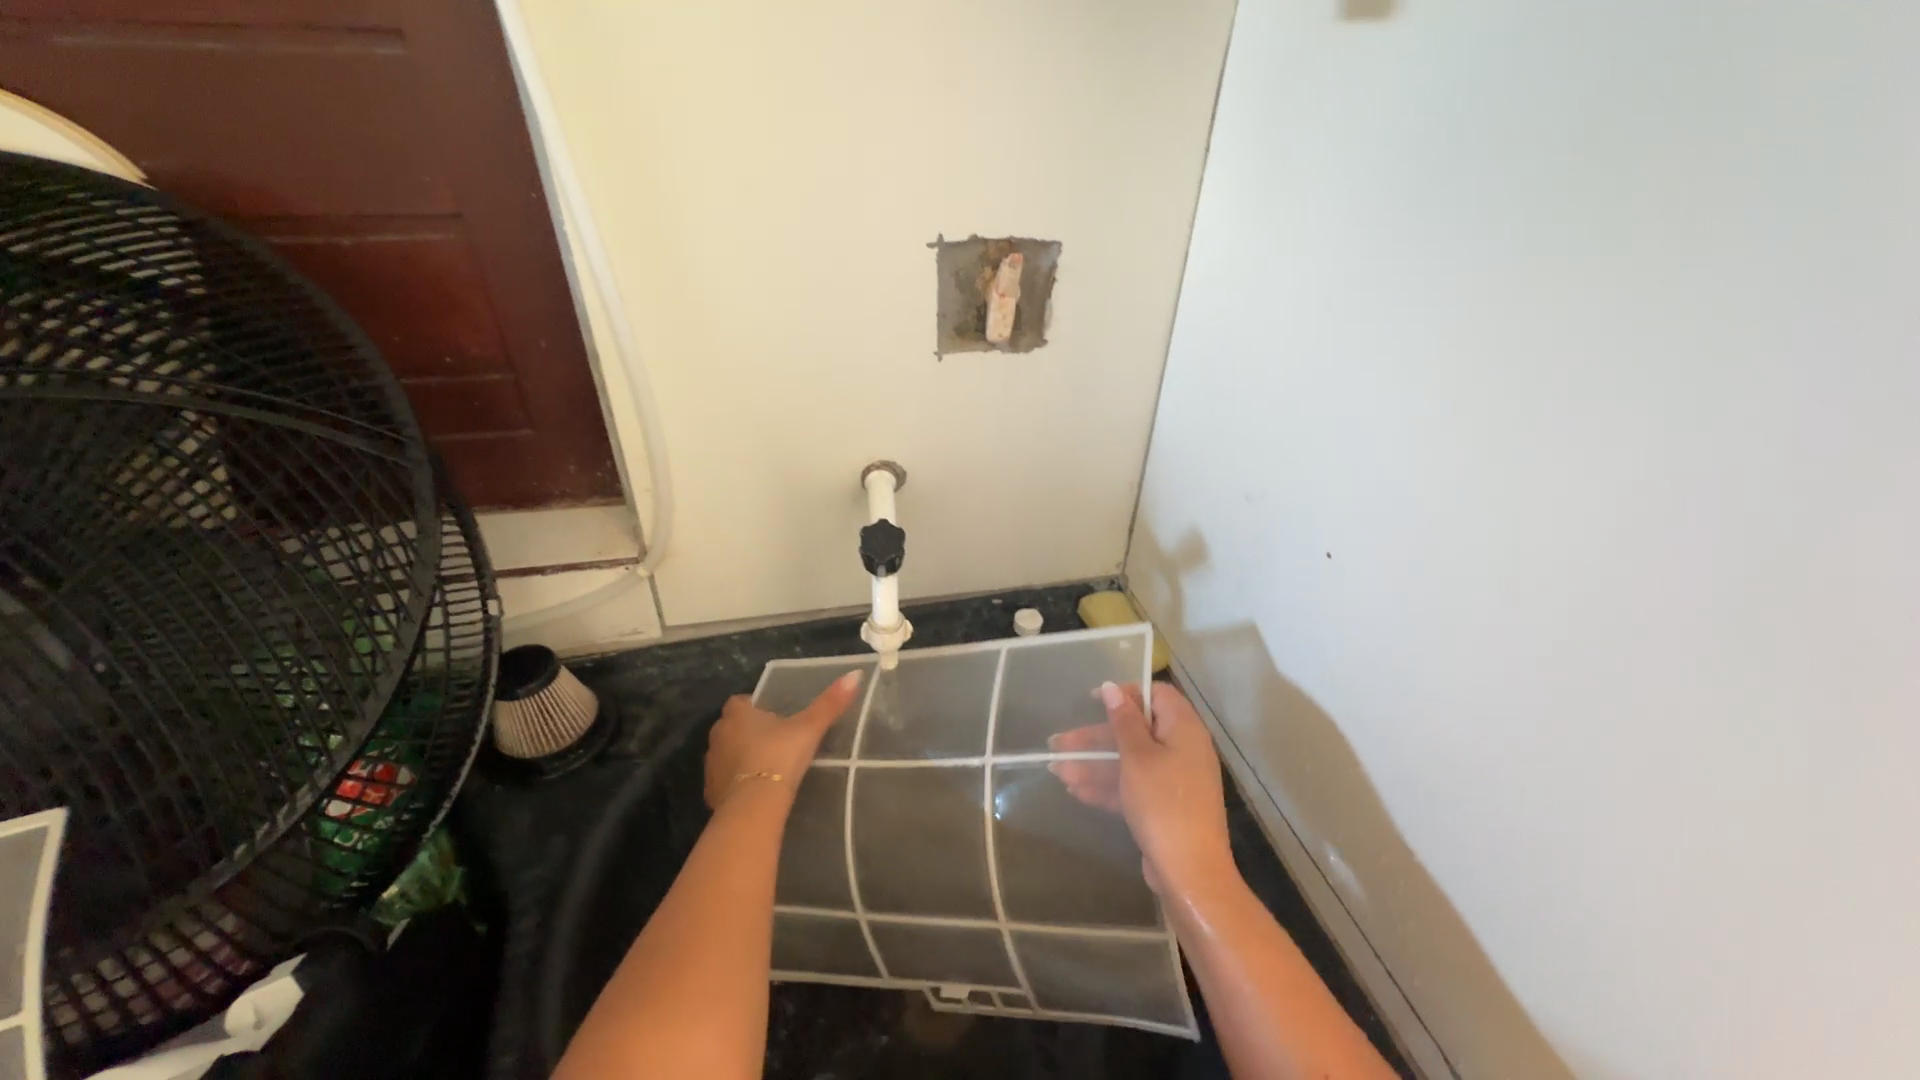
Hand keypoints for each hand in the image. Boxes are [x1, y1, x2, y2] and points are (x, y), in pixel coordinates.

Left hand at [706, 670, 862, 808]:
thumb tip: (856, 674)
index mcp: (737, 715)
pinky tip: (756, 791)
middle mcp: (719, 735)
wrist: (755, 804)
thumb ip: (830, 703)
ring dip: (741, 757)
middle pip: (731, 727)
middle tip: (774, 740)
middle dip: (747, 732)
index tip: (773, 715)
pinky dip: (737, 782)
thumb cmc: (779, 756)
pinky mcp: (712, 791)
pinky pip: (724, 781)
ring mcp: (712, 765)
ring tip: (767, 767)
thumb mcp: (809, 728)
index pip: (740, 702)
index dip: (754, 706)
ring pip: (726, 754)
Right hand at [1048, 681, 1234, 896]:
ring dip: (1093, 764)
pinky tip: (1075, 790)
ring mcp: (1172, 780)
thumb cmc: (1163, 803)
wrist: (1189, 871)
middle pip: (1134, 732)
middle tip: (1059, 743)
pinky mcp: (1162, 806)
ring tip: (1056, 770)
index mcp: (1183, 730)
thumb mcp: (1138, 757)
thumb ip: (1124, 721)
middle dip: (1095, 738)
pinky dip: (1106, 786)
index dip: (1125, 694)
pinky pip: (1131, 786)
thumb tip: (1113, 687)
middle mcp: (1181, 750)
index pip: (1156, 696)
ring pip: (1128, 762)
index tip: (1092, 701)